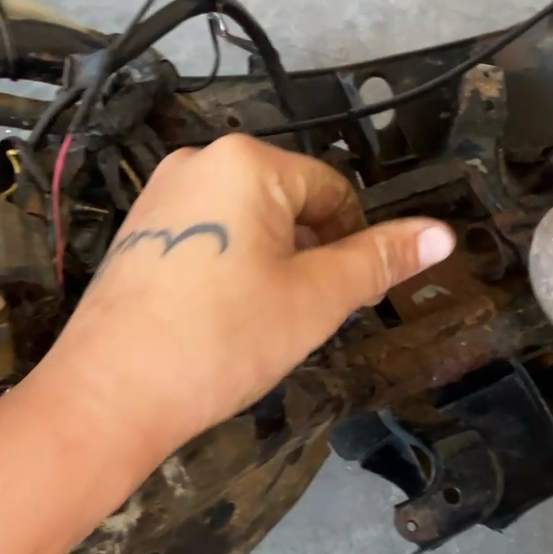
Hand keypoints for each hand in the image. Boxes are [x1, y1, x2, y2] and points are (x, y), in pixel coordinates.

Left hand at [27, 135, 454, 463]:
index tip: (352, 296)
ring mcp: (159, 195)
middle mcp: (197, 161)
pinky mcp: (136, 231)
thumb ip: (378, 260)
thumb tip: (442, 234)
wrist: (110, 393)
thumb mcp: (315, 300)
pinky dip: (228, 268)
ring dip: (271, 264)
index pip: (331, 189)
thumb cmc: (222, 340)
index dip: (353, 243)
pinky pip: (204, 237)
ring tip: (262, 322)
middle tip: (306, 315)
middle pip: (286, 202)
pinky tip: (220, 317)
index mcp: (246, 161)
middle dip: (309, 254)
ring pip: (245, 223)